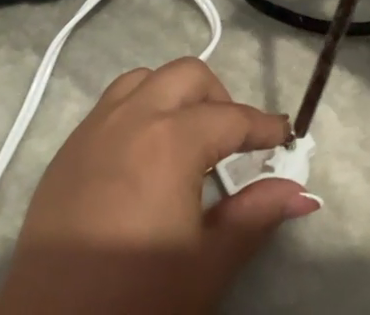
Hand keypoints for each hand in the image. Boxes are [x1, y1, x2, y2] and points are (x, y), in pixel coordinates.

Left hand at [0, 58, 319, 314]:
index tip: (286, 138)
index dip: (264, 126)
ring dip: (174, 96)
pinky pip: (111, 104)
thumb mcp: (207, 263)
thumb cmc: (137, 295)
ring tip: (189, 140)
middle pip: (186, 76)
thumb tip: (302, 192)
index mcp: (170, 140)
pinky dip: (139, 109)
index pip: (230, 116)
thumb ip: (255, 216)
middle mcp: (130, 117)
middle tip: (236, 142)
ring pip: (143, 79)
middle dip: (219, 98)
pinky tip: (145, 154)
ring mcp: (93, 128)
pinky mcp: (67, 148)